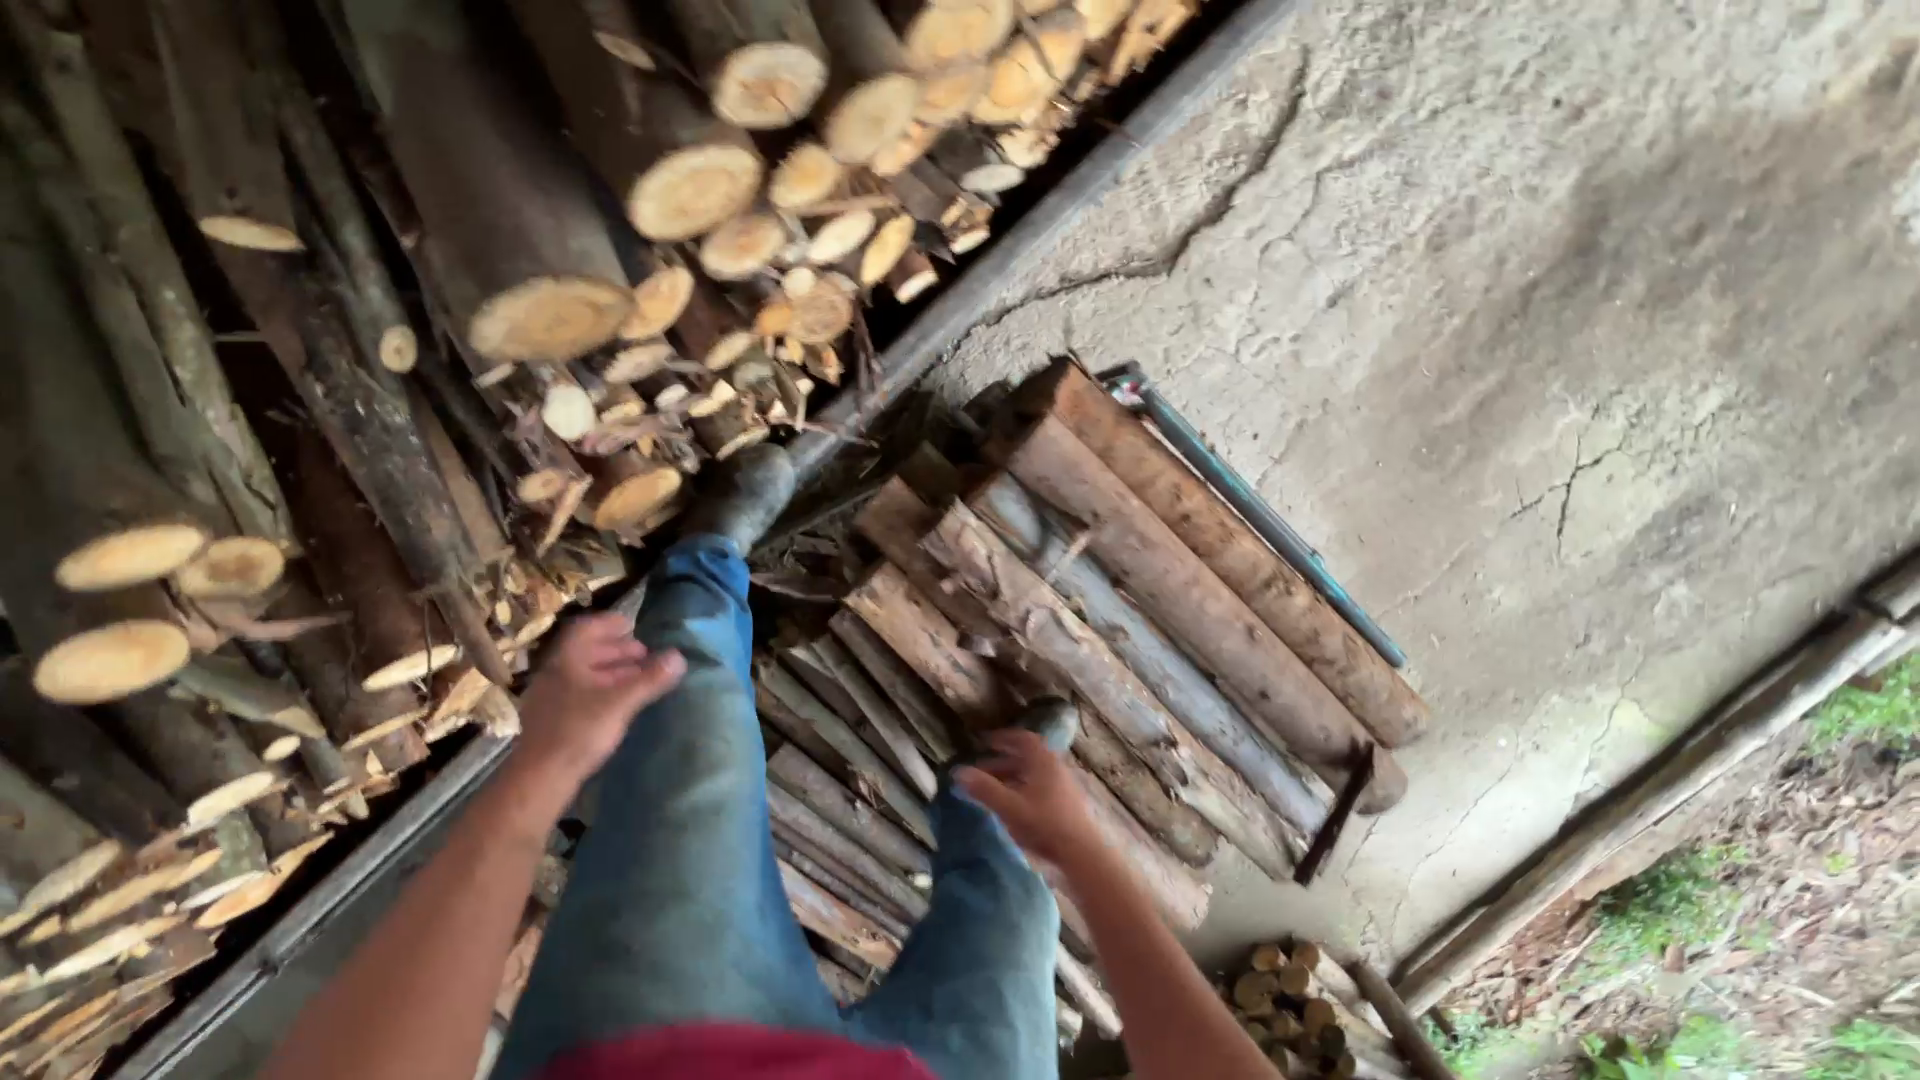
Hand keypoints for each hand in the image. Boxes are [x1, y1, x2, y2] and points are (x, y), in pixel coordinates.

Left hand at [513, 614, 684, 787]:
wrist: (540, 777)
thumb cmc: (579, 731)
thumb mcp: (621, 702)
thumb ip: (650, 679)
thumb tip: (679, 656)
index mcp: (565, 662)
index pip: (585, 629)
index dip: (608, 623)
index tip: (631, 624)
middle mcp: (554, 674)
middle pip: (585, 651)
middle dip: (617, 649)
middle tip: (645, 653)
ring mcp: (550, 698)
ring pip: (583, 673)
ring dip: (612, 670)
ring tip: (638, 676)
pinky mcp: (552, 720)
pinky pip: (580, 692)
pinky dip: (603, 688)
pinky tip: (619, 702)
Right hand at [954, 729, 1102, 868]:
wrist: (1082, 854)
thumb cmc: (1044, 825)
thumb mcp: (1009, 807)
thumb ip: (984, 789)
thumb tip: (958, 771)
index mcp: (1043, 761)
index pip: (1023, 739)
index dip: (1003, 738)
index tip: (985, 742)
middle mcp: (1056, 768)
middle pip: (1027, 758)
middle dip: (1002, 762)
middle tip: (981, 771)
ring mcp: (1064, 787)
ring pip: (1033, 775)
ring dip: (1012, 778)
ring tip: (993, 791)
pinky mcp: (1068, 805)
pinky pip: (1041, 788)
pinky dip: (1023, 790)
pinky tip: (1013, 808)